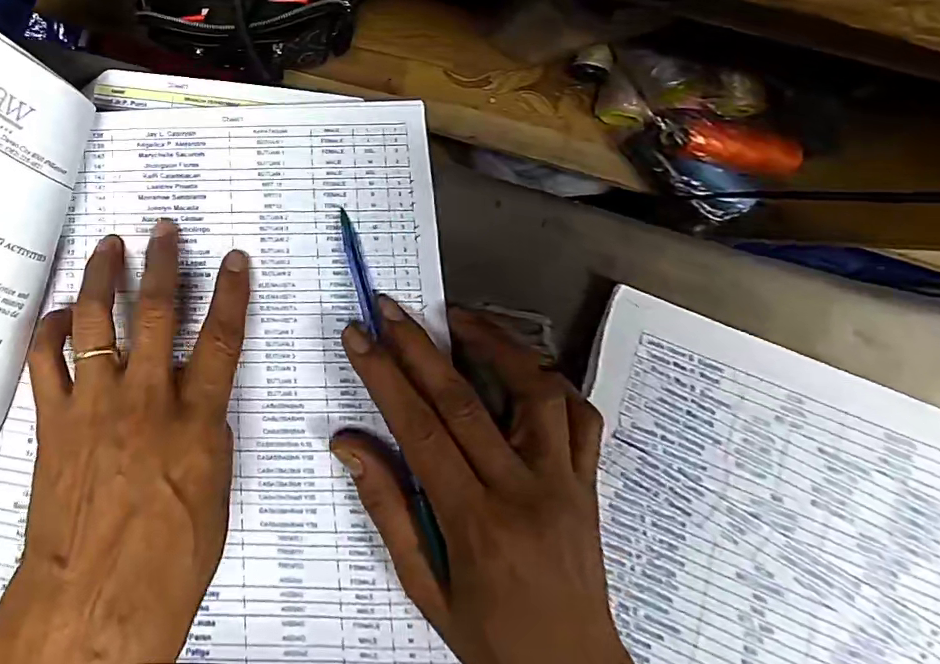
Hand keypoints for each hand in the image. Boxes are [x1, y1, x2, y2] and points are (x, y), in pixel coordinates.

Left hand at [0, 220, 249, 663]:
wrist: (93, 607)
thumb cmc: (168, 563)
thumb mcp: (214, 491)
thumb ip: (209, 432)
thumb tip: (204, 399)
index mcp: (196, 419)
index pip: (222, 337)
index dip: (231, 292)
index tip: (234, 259)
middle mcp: (147, 400)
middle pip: (160, 312)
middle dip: (164, 262)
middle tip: (163, 230)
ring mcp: (96, 407)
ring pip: (99, 322)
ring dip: (105, 277)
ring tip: (109, 246)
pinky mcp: (55, 423)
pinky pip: (47, 362)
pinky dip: (52, 330)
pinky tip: (61, 312)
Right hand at [332, 300, 631, 663]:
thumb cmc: (493, 639)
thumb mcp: (427, 586)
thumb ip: (388, 510)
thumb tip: (350, 446)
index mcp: (476, 524)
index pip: (419, 430)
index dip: (384, 376)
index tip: (361, 338)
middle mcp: (524, 493)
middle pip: (464, 400)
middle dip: (418, 346)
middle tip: (390, 309)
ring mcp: (564, 482)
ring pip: (536, 391)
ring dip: (496, 343)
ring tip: (460, 318)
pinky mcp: (589, 481)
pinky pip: (581, 416)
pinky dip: (554, 382)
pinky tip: (526, 366)